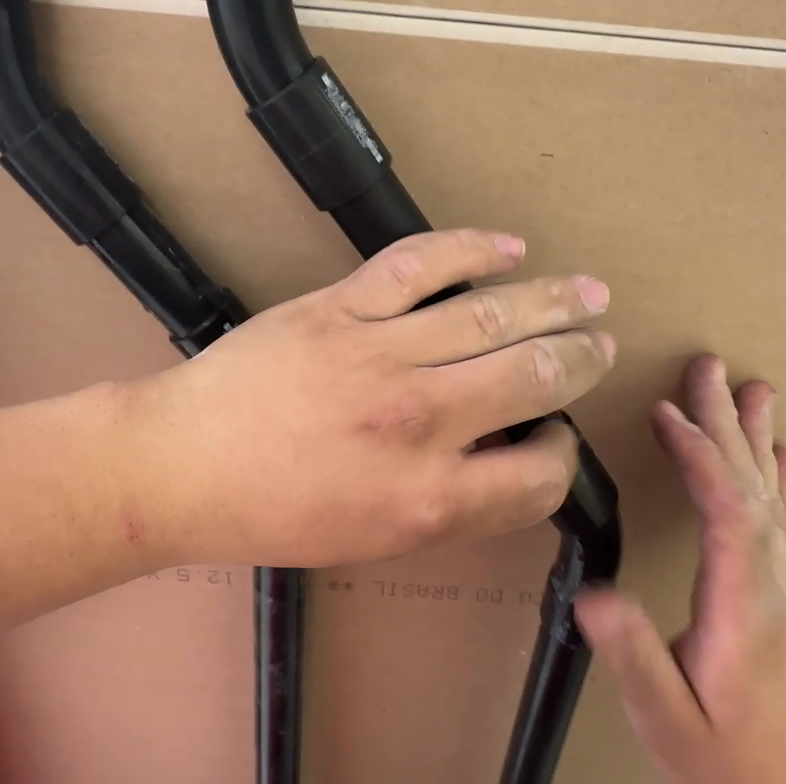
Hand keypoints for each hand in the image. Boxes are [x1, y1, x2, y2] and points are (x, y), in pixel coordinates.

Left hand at [130, 229, 614, 568]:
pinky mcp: (342, 306)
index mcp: (426, 499)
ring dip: (555, 301)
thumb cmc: (272, 512)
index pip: (538, 478)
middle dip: (581, 359)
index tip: (554, 436)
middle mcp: (417, 423)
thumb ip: (448, 500)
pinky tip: (510, 247)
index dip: (561, 458)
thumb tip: (503, 452)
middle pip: (534, 378)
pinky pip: (421, 265)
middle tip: (602, 345)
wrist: (183, 465)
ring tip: (592, 293)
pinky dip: (472, 248)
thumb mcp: (371, 537)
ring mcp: (380, 355)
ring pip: (494, 316)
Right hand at [576, 356, 785, 783]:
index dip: (698, 454)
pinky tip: (779, 460)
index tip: (665, 411)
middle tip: (711, 368)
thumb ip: (633, 653)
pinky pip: (779, 521)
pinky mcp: (780, 601)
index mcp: (745, 606)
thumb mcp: (667, 718)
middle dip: (727, 423)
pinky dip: (774, 479)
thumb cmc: (728, 765)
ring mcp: (783, 591)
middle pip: (752, 487)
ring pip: (771, 497)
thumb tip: (592, 589)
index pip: (727, 511)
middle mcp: (773, 586)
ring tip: (755, 390)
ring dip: (756, 439)